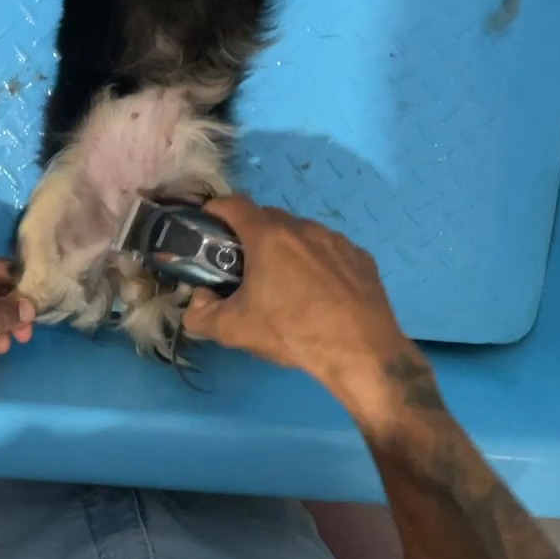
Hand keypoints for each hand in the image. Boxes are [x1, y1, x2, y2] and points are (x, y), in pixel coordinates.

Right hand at [183, 196, 432, 434]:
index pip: (233, 204)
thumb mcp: (234, 330)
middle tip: (243, 265)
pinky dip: (317, 261)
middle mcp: (303, 228)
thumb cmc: (292, 332)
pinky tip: (320, 292)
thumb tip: (197, 302)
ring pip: (300, 233)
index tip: (208, 227)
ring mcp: (336, 240)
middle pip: (267, 217)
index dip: (216, 210)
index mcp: (268, 236)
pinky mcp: (361, 257)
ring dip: (286, 247)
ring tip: (285, 282)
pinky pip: (329, 250)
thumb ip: (201, 314)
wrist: (362, 354)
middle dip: (250, 233)